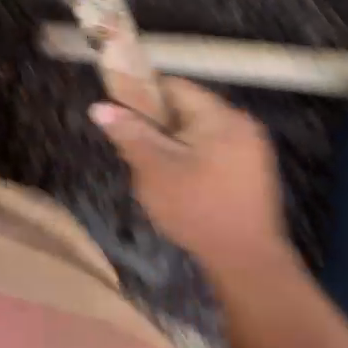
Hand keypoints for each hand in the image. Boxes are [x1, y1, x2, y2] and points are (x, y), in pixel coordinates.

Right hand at [89, 78, 295, 279]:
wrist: (245, 261)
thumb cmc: (197, 208)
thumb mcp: (154, 168)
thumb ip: (128, 133)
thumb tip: (99, 106)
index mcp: (222, 119)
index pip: (174, 87)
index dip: (141, 93)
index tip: (118, 112)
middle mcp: (241, 126)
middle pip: (184, 108)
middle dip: (154, 123)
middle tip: (133, 148)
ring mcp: (249, 150)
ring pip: (194, 131)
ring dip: (168, 142)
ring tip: (151, 168)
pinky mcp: (249, 172)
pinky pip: (208, 149)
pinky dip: (186, 156)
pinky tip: (174, 181)